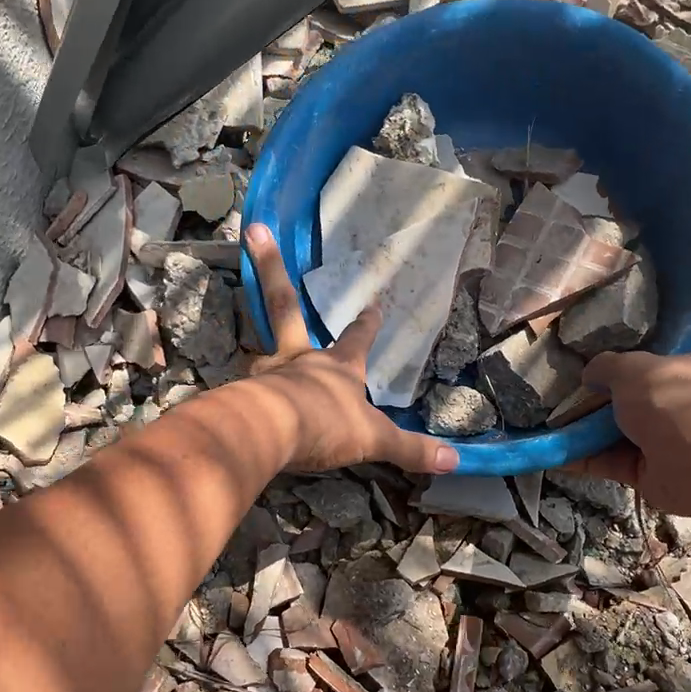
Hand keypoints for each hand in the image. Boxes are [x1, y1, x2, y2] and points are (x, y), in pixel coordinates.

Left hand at [241, 224, 459, 475]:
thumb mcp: (375, 439)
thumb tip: (454, 462)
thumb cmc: (327, 424)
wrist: (270, 430)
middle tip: (255, 230)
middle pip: (286, 305)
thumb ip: (410, 449)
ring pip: (262, 350)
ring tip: (256, 359)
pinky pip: (243, 391)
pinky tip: (236, 408)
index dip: (367, 324)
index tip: (373, 304)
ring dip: (260, 350)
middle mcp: (300, 359)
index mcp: (338, 367)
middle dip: (272, 267)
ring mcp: (268, 372)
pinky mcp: (243, 393)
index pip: (358, 339)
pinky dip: (241, 396)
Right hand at [563, 349, 690, 513]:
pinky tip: (556, 453)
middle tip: (572, 401)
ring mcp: (676, 443)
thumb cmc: (673, 398)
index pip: (670, 364)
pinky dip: (586, 459)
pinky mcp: (656, 474)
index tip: (604, 372)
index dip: (636, 367)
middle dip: (605, 404)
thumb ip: (607, 365)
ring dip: (589, 434)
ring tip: (554, 428)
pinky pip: (615, 463)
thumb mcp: (632, 366)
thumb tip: (591, 374)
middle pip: (642, 402)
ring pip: (624, 435)